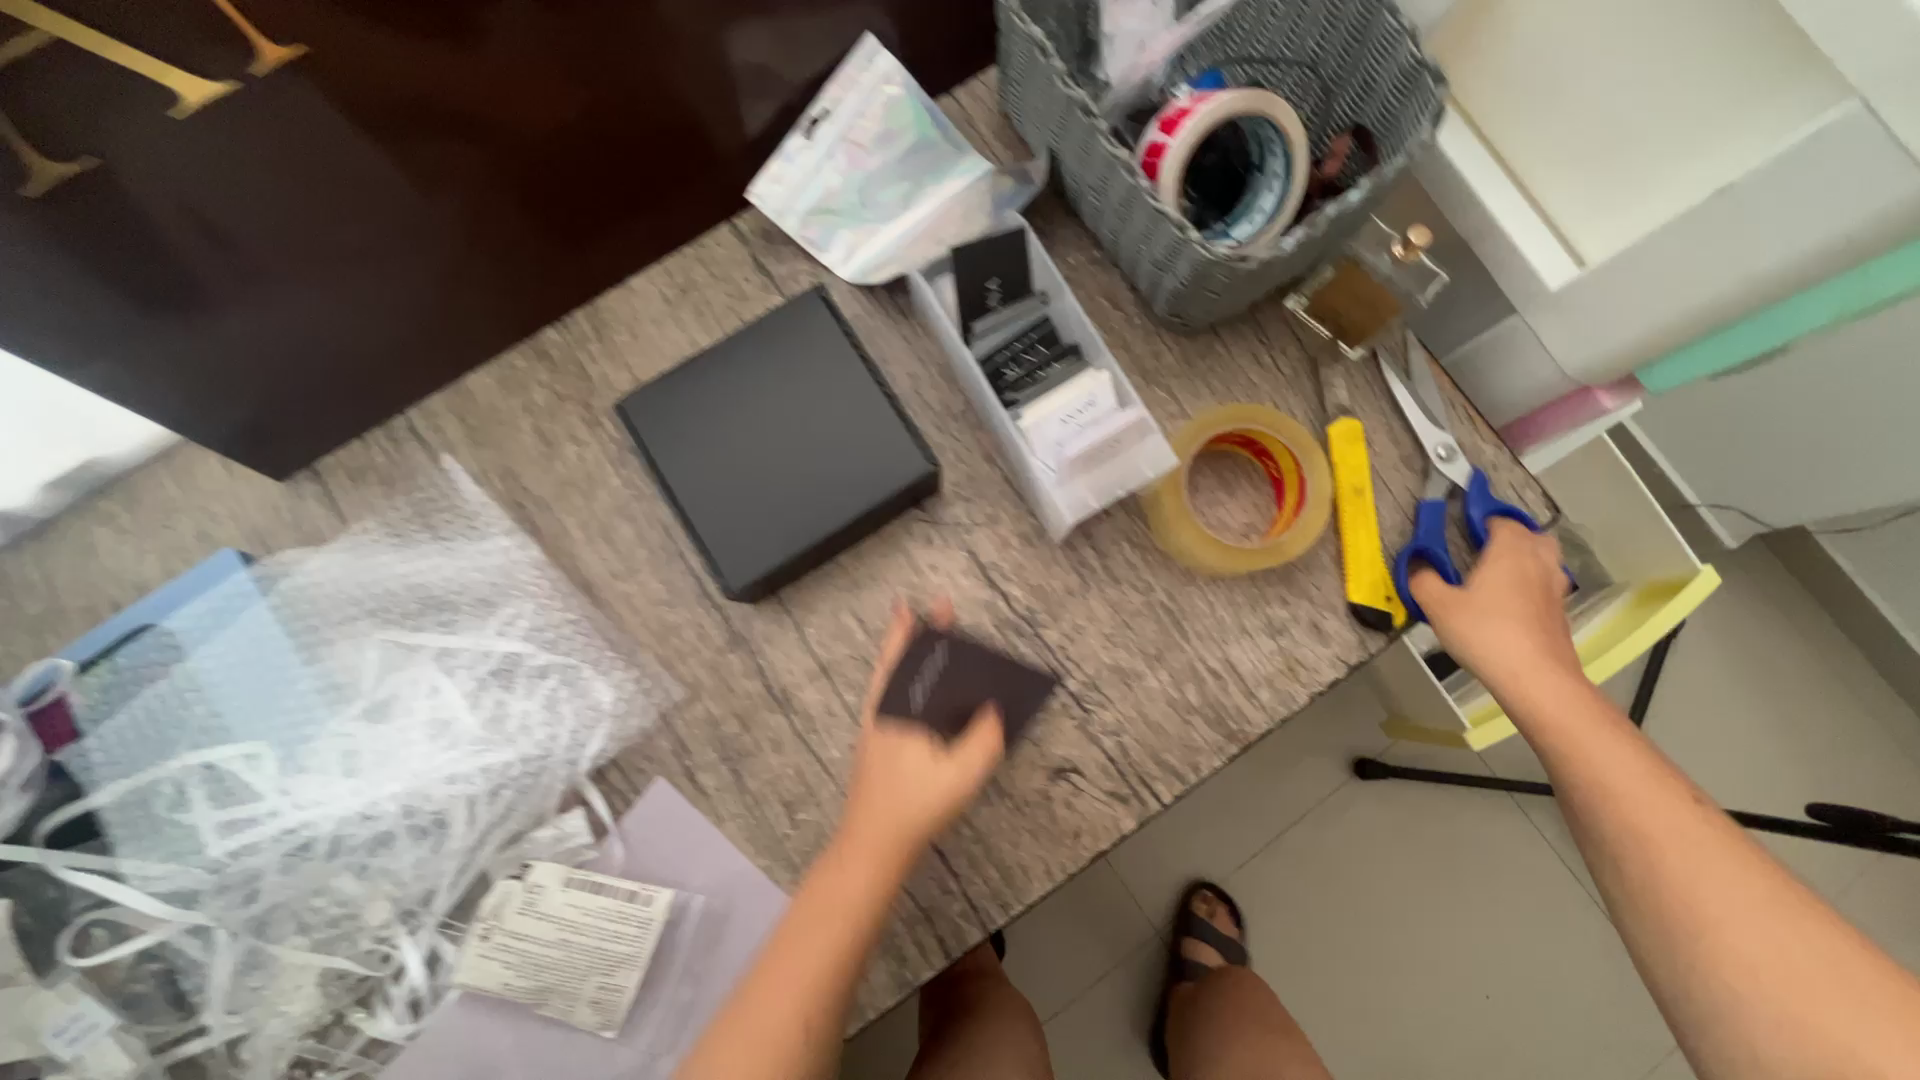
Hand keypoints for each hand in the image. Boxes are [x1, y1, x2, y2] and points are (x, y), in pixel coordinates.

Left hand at [838, 597, 1005, 865]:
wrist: (873, 844)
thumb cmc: (918, 806)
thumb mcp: (962, 773)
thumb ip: (984, 737)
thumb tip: (993, 706)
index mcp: (903, 710)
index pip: (917, 659)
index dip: (927, 630)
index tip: (938, 603)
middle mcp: (884, 710)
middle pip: (899, 662)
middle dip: (916, 634)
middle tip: (937, 612)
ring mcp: (874, 727)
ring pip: (889, 678)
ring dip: (904, 655)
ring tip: (918, 636)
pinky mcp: (873, 745)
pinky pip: (885, 697)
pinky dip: (896, 681)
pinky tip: (909, 690)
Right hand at [1411, 519, 1580, 698]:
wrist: (1536, 677)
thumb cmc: (1484, 632)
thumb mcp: (1438, 606)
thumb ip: (1423, 580)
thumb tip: (1417, 566)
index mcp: (1510, 550)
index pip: (1500, 520)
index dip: (1481, 520)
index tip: (1460, 528)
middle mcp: (1538, 561)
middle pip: (1531, 535)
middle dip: (1511, 536)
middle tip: (1483, 549)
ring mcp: (1555, 587)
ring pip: (1544, 560)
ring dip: (1524, 559)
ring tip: (1496, 575)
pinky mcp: (1560, 612)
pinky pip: (1545, 585)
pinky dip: (1530, 585)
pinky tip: (1508, 604)